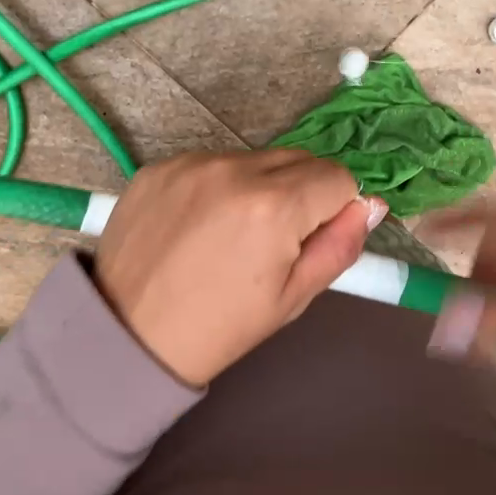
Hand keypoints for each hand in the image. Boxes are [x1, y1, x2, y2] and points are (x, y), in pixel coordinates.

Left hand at [94, 150, 385, 387]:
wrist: (125, 334)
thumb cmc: (218, 328)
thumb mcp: (291, 299)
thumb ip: (339, 247)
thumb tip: (371, 205)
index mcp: (274, 206)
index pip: (337, 177)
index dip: (335, 209)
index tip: (310, 241)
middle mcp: (234, 169)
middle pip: (299, 160)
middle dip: (302, 193)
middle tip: (274, 242)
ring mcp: (192, 163)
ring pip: (255, 159)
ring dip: (260, 186)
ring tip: (231, 235)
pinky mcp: (160, 166)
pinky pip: (212, 163)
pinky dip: (219, 186)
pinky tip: (199, 225)